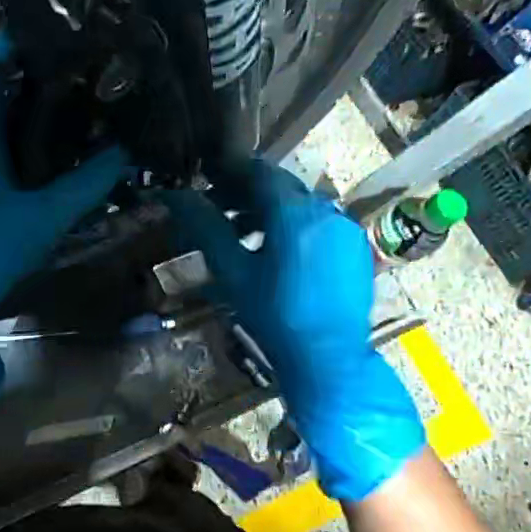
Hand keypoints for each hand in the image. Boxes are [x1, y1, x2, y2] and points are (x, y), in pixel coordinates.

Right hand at [164, 164, 423, 500]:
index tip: (203, 186)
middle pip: (280, 187)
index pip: (257, 172)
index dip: (227, 174)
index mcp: (295, 213)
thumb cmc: (273, 317)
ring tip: (243, 237)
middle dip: (246, 193)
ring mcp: (346, 228)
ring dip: (269, 211)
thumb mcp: (233, 273)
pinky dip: (293, 227)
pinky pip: (319, 223)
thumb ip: (207, 228)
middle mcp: (326, 210)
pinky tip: (276, 255)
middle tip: (217, 212)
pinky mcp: (356, 247)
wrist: (328, 359)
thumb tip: (174, 195)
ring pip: (300, 205)